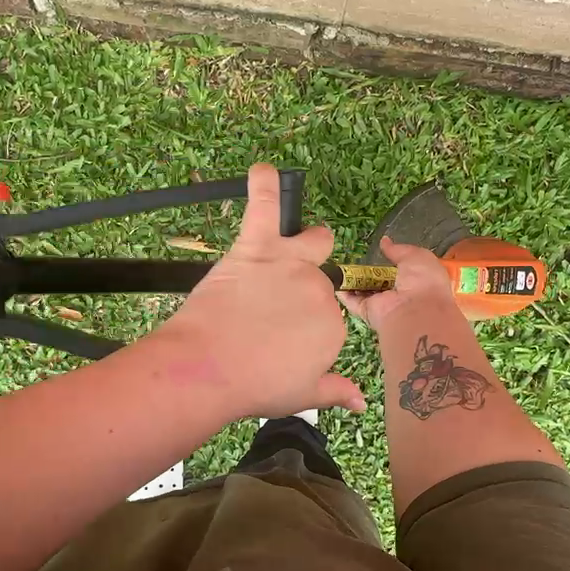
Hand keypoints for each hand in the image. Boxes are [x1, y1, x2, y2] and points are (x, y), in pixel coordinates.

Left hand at [148, 164, 364, 419]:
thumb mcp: (301, 396)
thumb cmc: (253, 386)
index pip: (327, 317)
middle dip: (303, 291)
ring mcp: (289, 264)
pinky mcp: (256, 247)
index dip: (306, 328)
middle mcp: (318, 290)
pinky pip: (264, 206)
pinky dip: (264, 185)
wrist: (209, 368)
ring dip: (307, 243)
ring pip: (312, 241)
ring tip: (287, 249)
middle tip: (271, 311)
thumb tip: (360, 400)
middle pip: (320, 279)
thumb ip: (334, 390)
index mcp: (333, 327)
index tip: (283, 342)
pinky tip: (264, 169)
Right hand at [338, 237, 459, 333]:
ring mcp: (381, 304)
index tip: (377, 253)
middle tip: (353, 258)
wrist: (416, 309)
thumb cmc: (422, 280)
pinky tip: (332, 279)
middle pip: (378, 281)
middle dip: (366, 271)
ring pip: (363, 290)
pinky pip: (352, 301)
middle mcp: (397, 294)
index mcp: (414, 281)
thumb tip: (384, 241)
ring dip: (352, 280)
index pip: (398, 271)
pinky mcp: (367, 312)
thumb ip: (398, 250)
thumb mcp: (416, 256)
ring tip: (339, 265)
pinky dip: (342, 292)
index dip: (388, 262)